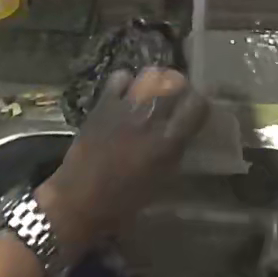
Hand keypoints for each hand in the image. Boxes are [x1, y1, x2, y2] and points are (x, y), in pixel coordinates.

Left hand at [40, 67, 208, 253]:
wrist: (78, 201)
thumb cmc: (123, 202)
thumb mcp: (161, 180)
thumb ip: (176, 151)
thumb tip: (182, 132)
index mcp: (168, 141)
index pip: (197, 105)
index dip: (199, 105)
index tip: (195, 110)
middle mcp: (150, 117)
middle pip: (176, 82)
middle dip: (180, 87)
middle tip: (176, 98)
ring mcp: (126, 106)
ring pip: (151, 74)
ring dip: (157, 80)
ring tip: (153, 91)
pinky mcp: (103, 102)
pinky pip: (121, 77)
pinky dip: (127, 82)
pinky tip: (127, 95)